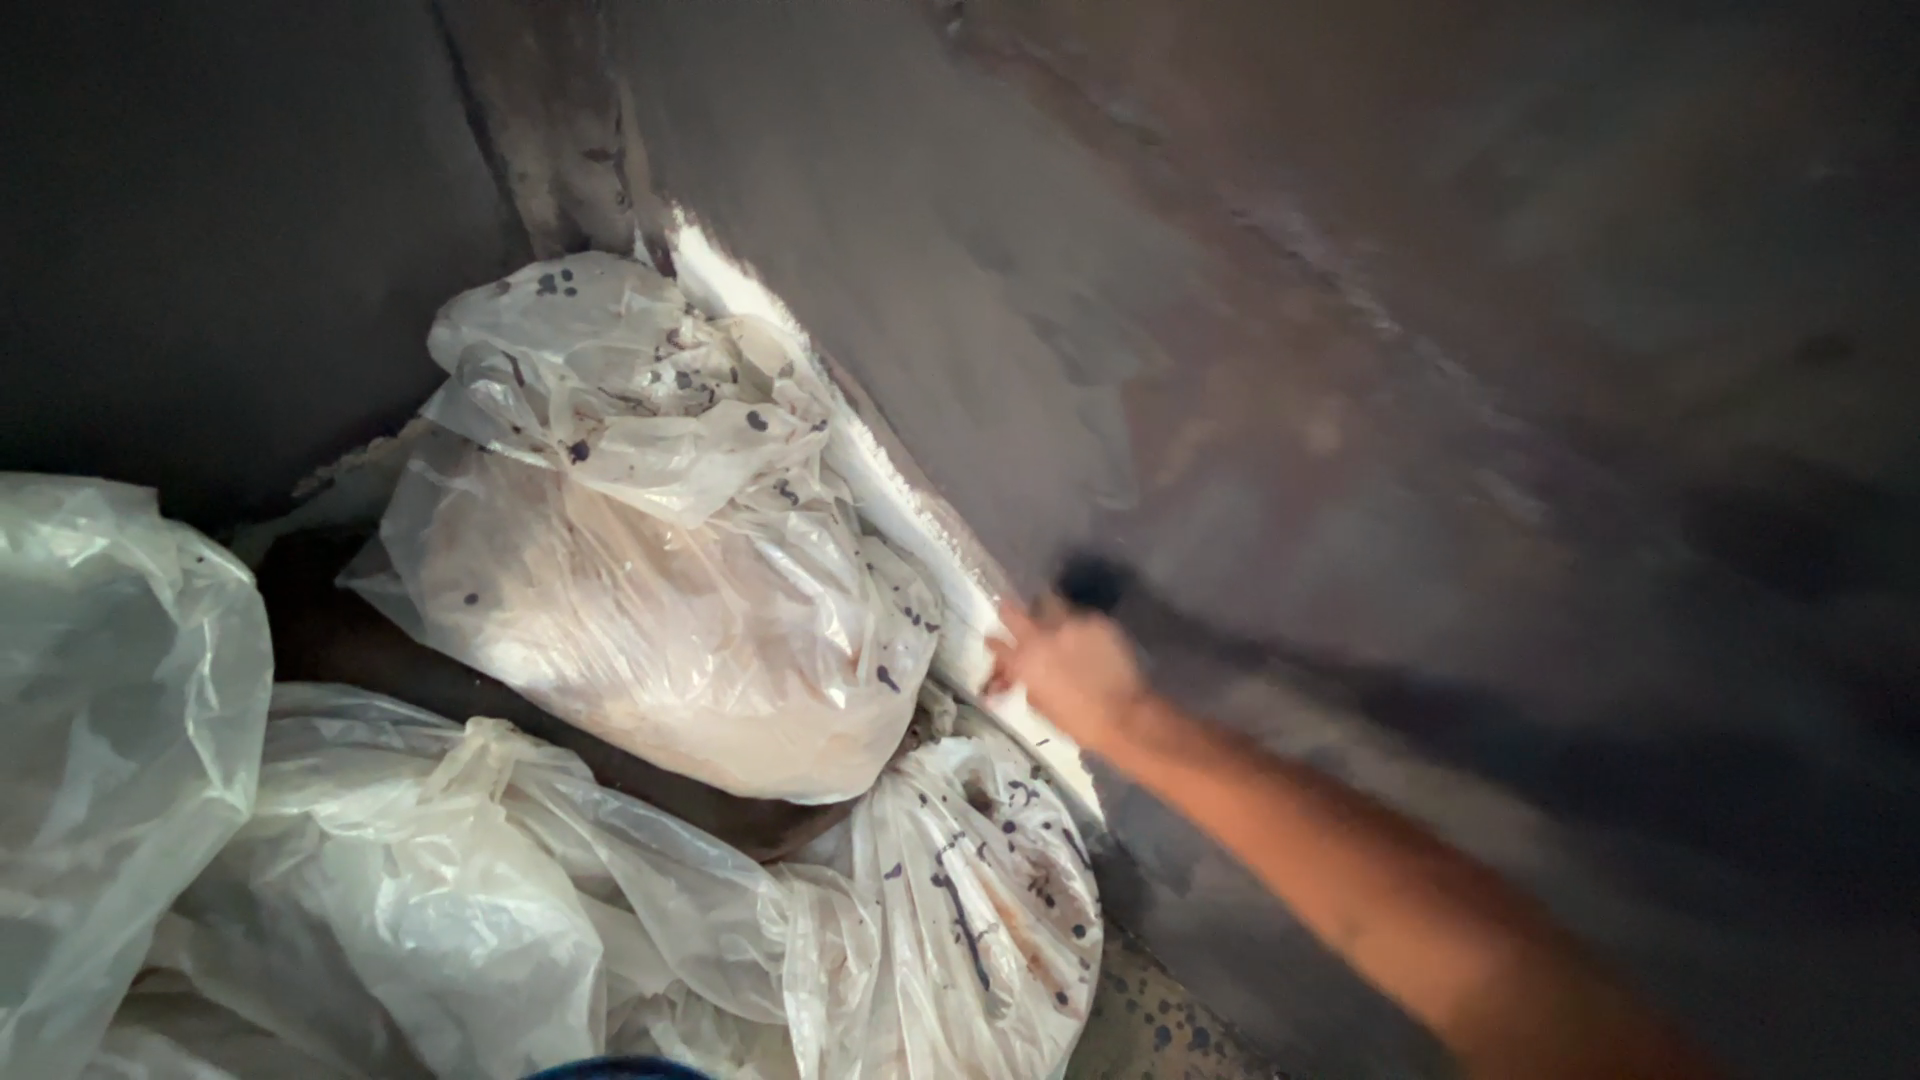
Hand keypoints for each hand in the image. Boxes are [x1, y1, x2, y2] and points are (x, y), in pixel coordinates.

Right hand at [986, 596, 1156, 759]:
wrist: (1124, 715)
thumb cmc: (1078, 721)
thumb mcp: (1040, 707)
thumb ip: (1024, 683)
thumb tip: (1019, 676)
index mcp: (1023, 662)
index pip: (996, 643)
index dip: (993, 642)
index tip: (993, 641)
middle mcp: (1041, 636)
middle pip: (1012, 611)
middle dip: (1008, 611)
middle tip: (1009, 610)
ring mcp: (1070, 624)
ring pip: (1047, 603)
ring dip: (1044, 610)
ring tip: (1051, 619)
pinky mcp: (1096, 621)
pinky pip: (1079, 615)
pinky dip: (1076, 624)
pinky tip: (1082, 636)